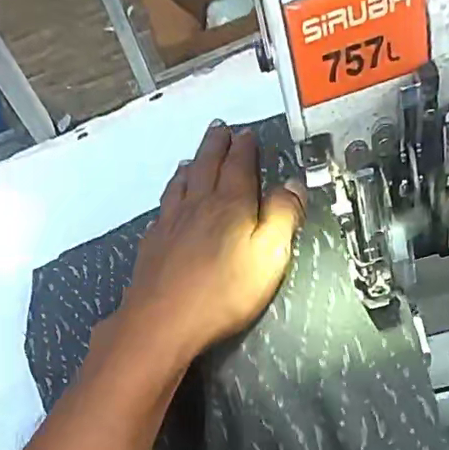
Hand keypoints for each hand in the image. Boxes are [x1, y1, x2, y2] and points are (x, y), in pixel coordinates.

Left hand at [113, 121, 306, 361]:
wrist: (164, 320)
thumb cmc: (224, 293)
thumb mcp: (269, 257)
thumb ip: (282, 217)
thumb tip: (294, 184)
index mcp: (230, 206)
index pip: (240, 166)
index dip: (246, 149)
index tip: (248, 134)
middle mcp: (198, 205)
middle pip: (207, 165)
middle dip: (217, 146)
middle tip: (221, 129)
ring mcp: (171, 222)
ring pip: (182, 183)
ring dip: (192, 164)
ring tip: (195, 156)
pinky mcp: (155, 243)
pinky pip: (164, 206)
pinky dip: (172, 192)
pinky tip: (171, 198)